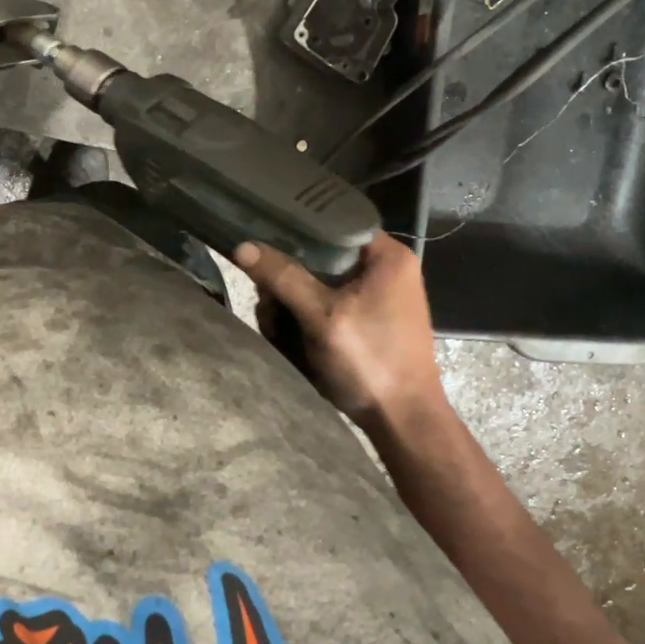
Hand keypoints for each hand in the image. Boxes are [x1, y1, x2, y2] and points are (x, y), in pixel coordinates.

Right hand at [233, 234, 442, 430]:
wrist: (403, 422)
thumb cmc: (370, 361)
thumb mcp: (321, 316)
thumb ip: (282, 276)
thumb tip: (241, 245)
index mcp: (386, 256)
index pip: (331, 221)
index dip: (294, 229)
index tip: (262, 241)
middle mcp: (382, 269)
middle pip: (316, 256)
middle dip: (285, 282)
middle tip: (269, 304)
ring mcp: (373, 296)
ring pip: (314, 283)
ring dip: (289, 305)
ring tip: (279, 330)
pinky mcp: (364, 320)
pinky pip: (322, 305)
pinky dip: (303, 320)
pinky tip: (291, 341)